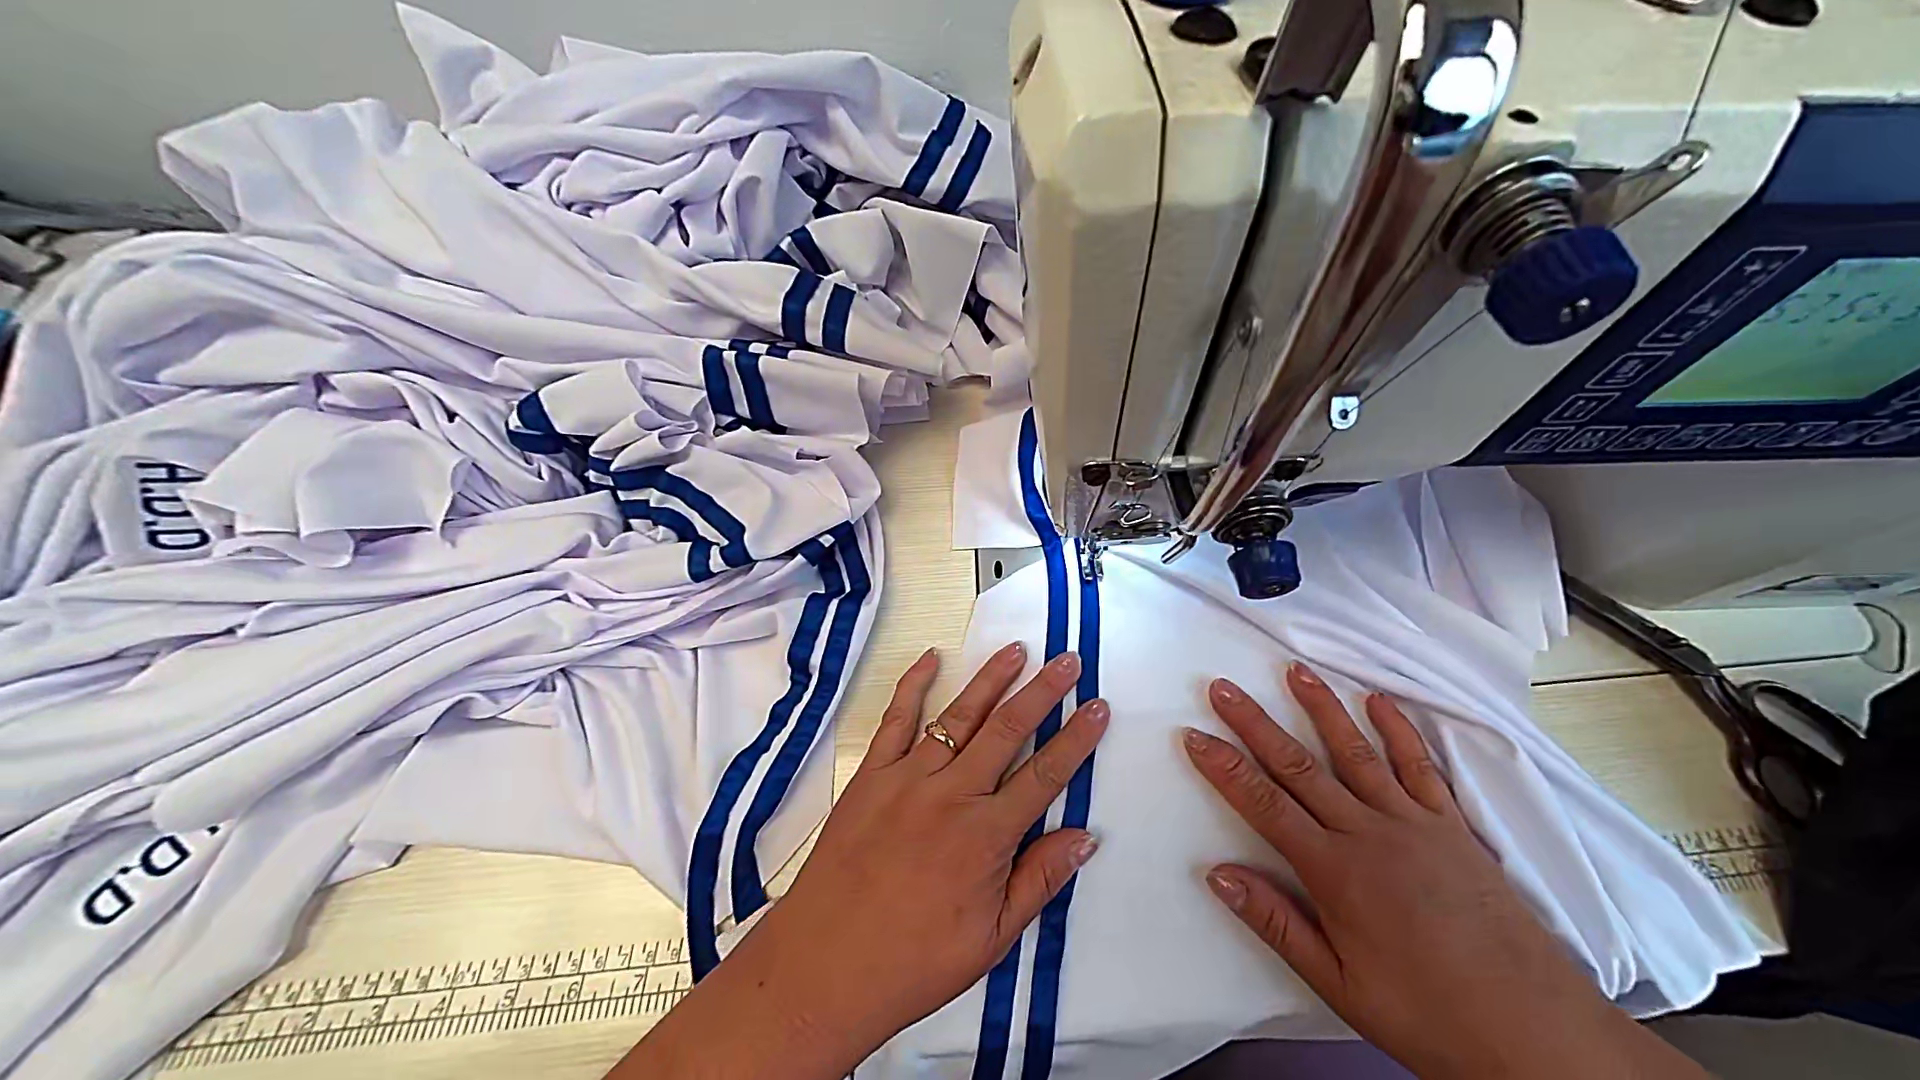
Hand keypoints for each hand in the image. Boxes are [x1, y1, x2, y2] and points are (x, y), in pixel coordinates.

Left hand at [614, 643, 1107, 1079]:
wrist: (824, 965)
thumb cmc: (914, 961)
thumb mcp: (991, 939)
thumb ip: (1039, 881)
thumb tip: (1085, 837)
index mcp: (985, 836)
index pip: (1045, 776)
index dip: (1076, 739)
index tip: (1098, 707)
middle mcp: (951, 794)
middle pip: (1007, 730)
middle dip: (1042, 691)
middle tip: (1067, 660)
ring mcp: (907, 778)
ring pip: (959, 716)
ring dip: (990, 679)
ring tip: (1016, 650)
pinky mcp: (870, 775)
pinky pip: (895, 719)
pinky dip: (913, 685)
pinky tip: (930, 658)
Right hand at [1184, 662, 1708, 1079]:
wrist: (1537, 1035)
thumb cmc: (1428, 1015)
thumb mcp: (1339, 985)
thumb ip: (1276, 923)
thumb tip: (1218, 874)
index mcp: (1335, 871)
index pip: (1264, 805)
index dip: (1224, 767)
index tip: (1194, 735)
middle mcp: (1369, 833)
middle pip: (1298, 766)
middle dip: (1254, 722)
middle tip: (1223, 686)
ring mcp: (1415, 823)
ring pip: (1356, 752)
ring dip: (1322, 708)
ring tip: (1295, 671)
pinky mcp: (1453, 826)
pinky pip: (1421, 768)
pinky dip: (1399, 731)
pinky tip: (1379, 702)